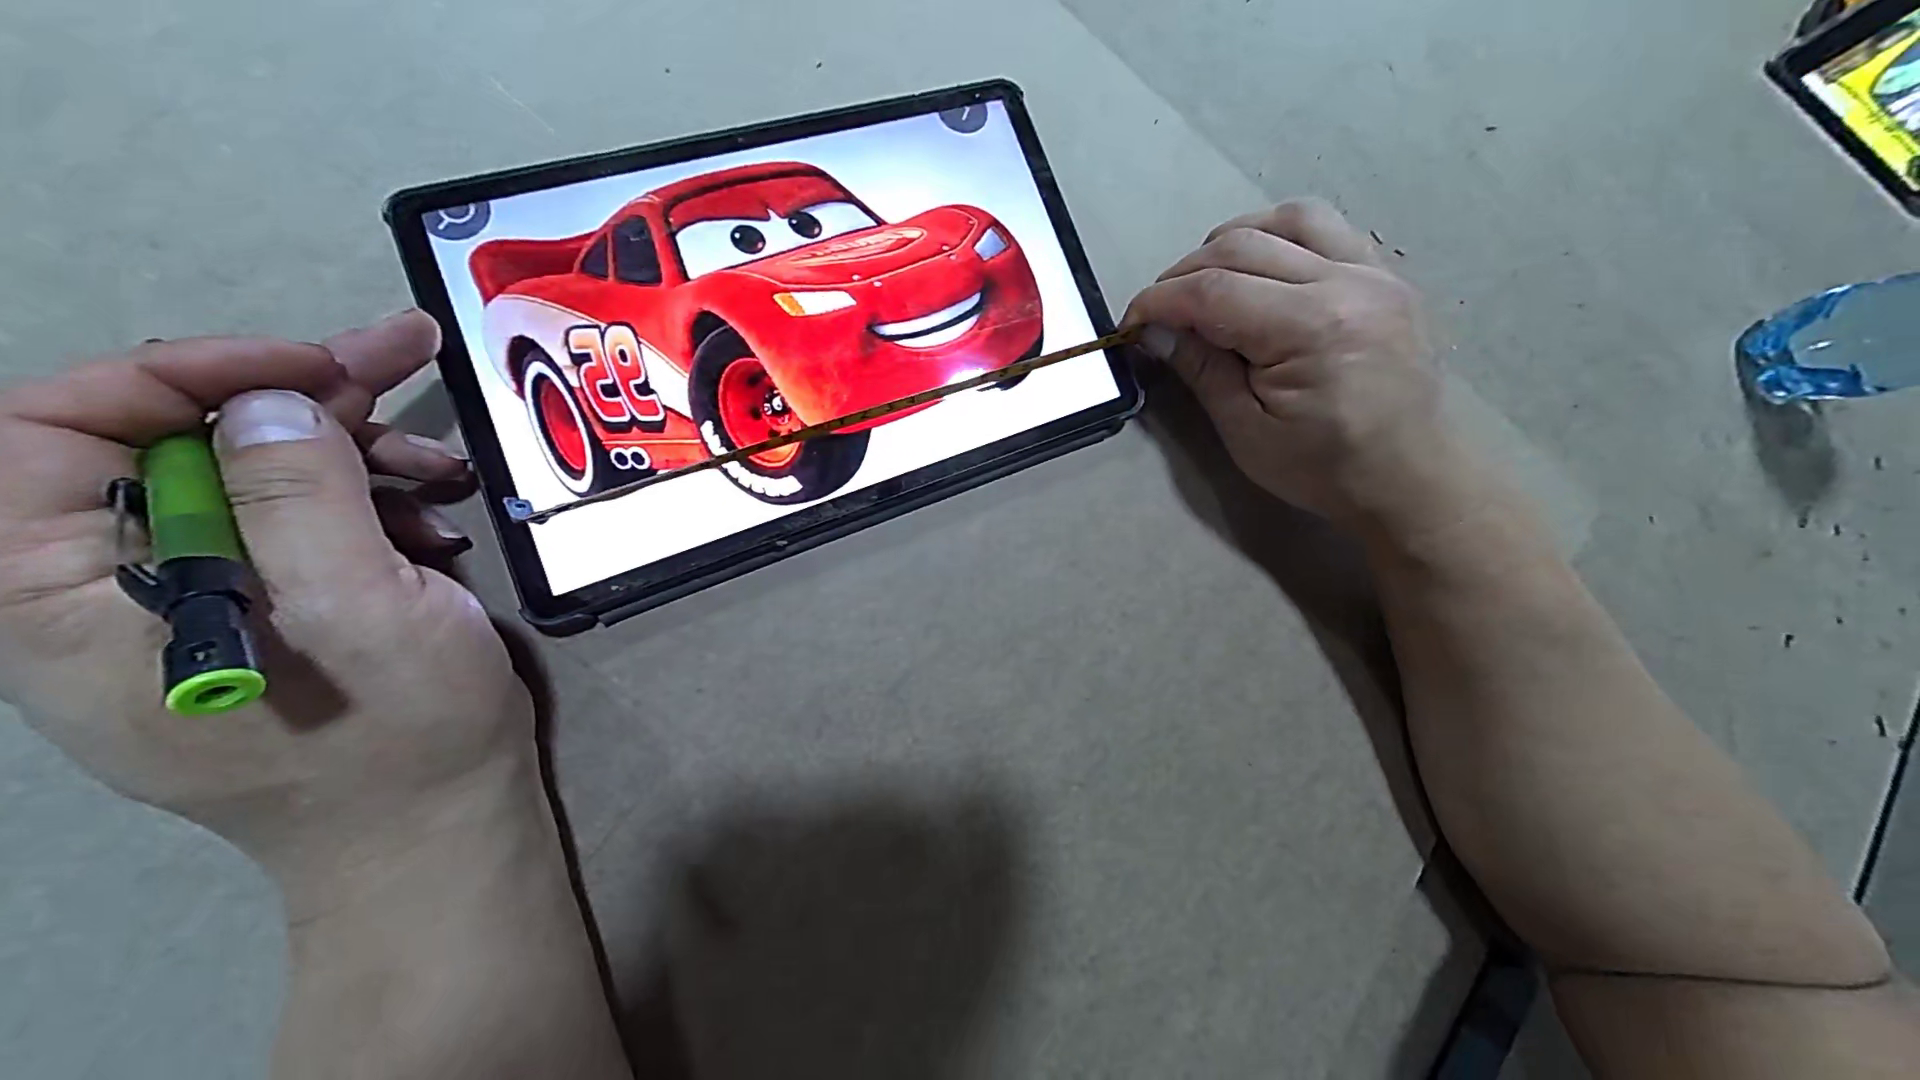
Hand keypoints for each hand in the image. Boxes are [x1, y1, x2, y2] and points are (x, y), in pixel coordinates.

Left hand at [0, 312, 530, 900]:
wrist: (441, 819)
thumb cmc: (395, 733)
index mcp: (72, 599)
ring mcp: (206, 598)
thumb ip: (300, 500)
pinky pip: (306, 523)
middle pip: (179, 445)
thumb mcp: (358, 611)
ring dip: (355, 456)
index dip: (178, 378)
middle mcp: (114, 589)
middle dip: (299, 401)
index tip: (306, 369)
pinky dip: (374, 504)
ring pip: (257, 478)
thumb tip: (271, 404)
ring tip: (447, 472)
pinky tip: (438, 522)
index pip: (47, 433)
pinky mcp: (279, 605)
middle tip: (403, 356)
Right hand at [1124, 199, 1479, 541]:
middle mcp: (1347, 282)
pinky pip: (1324, 228)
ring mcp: (1373, 271)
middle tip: (1158, 316)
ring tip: (1204, 283)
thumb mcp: (1245, 431)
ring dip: (1230, 244)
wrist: (1408, 477)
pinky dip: (1277, 237)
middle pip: (1241, 247)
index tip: (1130, 324)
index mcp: (1312, 328)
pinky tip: (1258, 268)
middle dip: (1183, 275)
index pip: (1214, 291)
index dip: (1159, 301)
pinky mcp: (1383, 274)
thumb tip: (1152, 331)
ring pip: (1284, 220)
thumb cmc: (1323, 467)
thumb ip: (1200, 370)